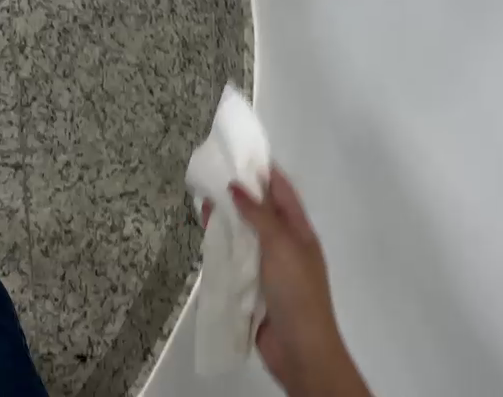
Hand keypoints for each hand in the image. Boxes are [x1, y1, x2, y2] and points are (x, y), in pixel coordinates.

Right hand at [203, 169, 369, 396]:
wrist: (300, 351)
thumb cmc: (297, 292)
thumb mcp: (281, 245)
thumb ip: (259, 214)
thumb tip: (236, 186)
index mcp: (300, 232)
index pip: (282, 191)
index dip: (263, 170)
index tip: (240, 150)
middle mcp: (284, 244)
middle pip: (260, 210)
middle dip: (238, 191)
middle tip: (211, 171)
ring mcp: (269, 265)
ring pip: (244, 232)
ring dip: (226, 216)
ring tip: (202, 197)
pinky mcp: (252, 284)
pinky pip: (235, 256)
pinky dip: (221, 242)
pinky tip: (204, 233)